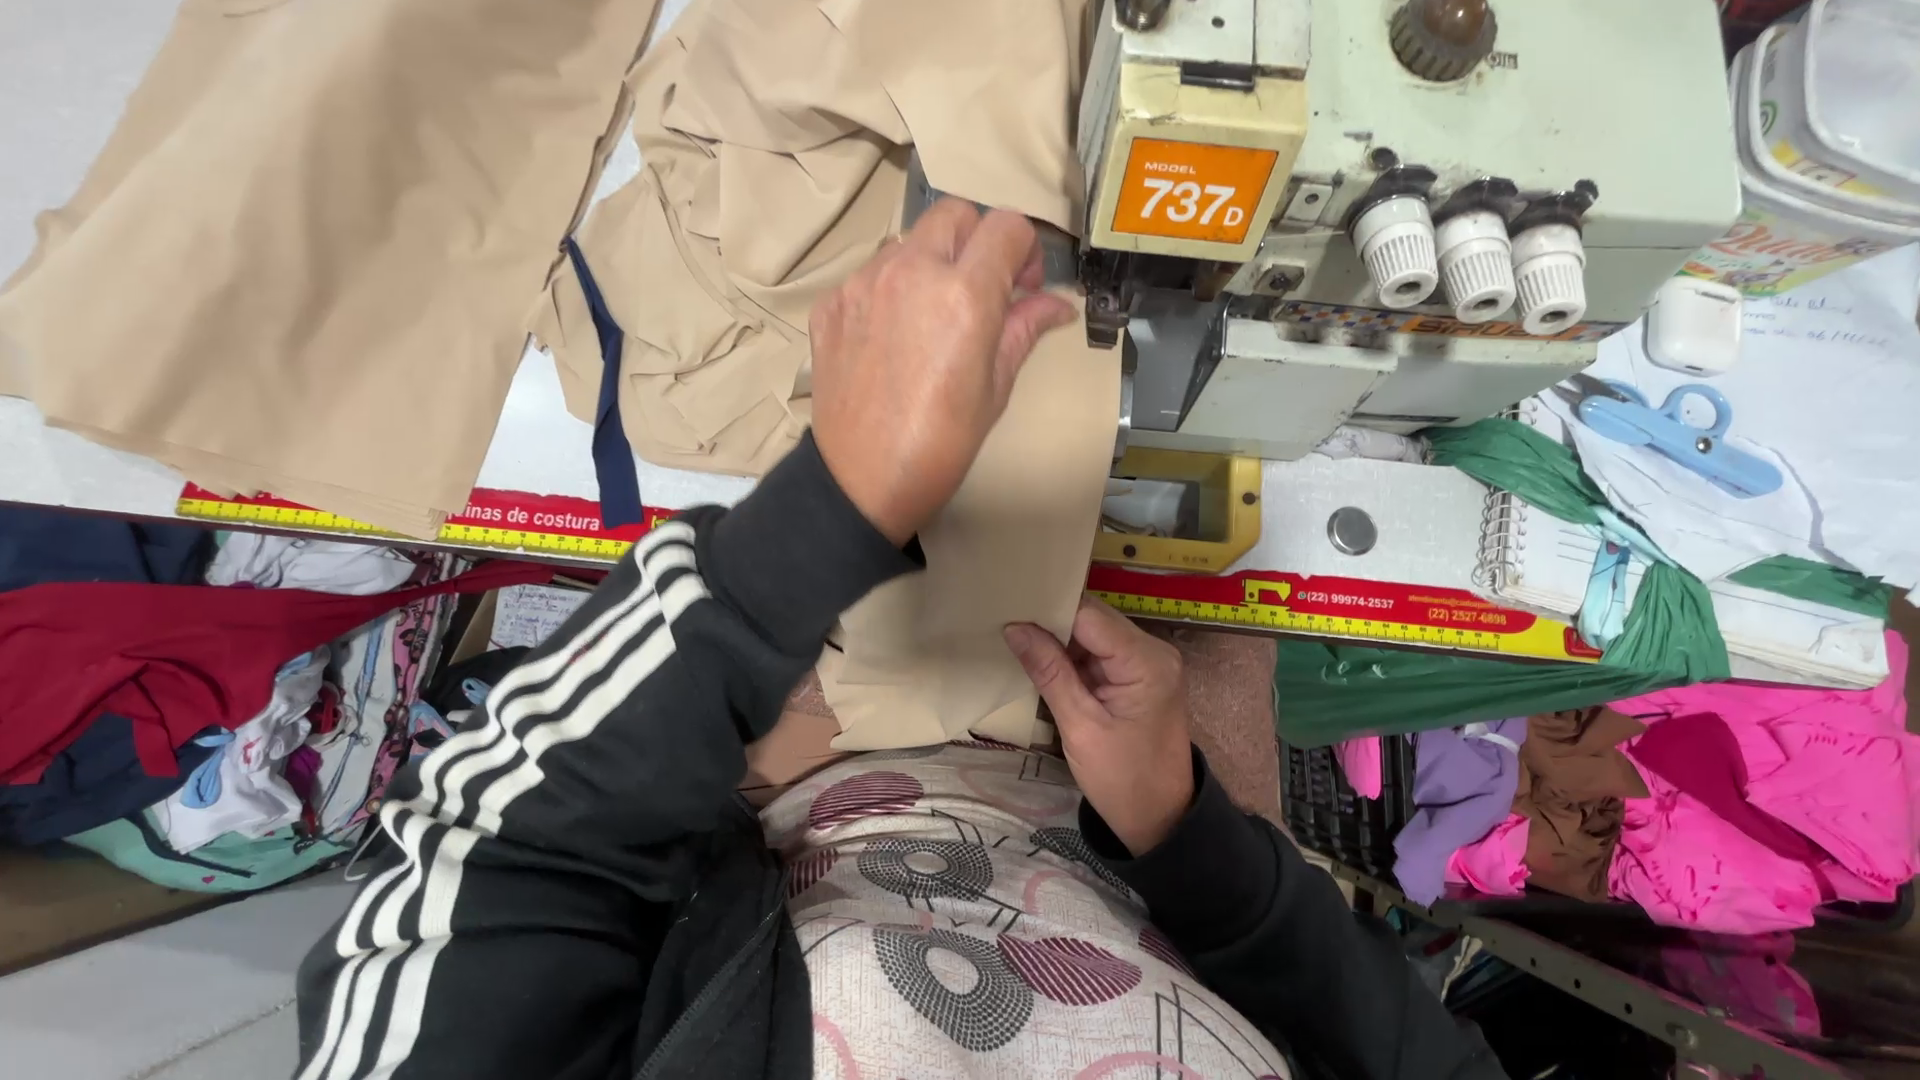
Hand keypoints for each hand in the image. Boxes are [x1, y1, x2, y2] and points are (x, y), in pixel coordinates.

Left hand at [809, 198, 1075, 545]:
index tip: (1022, 284)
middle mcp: (910, 272)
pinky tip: (893, 337)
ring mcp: (862, 284)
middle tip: (982, 289)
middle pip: (953, 214)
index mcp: (962, 294)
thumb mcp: (995, 389)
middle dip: (977, 241)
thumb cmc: (940, 444)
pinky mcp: (831, 305)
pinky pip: (869, 275)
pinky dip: (889, 291)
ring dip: (930, 263)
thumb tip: (1055, 305)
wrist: (862, 481)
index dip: (1025, 249)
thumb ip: (1023, 330)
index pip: (1006, 226)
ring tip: (933, 317)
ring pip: (907, 241)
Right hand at [1004, 595, 1194, 855]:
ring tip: (1014, 633)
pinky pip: (1099, 651)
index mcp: (1146, 661)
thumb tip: (1014, 627)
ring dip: (1058, 636)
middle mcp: (1153, 650)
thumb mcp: (1079, 726)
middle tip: (1004, 616)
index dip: (1049, 608)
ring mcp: (1148, 661)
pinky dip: (1071, 654)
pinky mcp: (1138, 674)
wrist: (1161, 819)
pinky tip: (1039, 655)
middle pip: (1092, 618)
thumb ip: (1049, 671)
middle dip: (1050, 619)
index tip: (1008, 605)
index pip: (1089, 615)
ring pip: (1093, 632)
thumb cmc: (1122, 779)